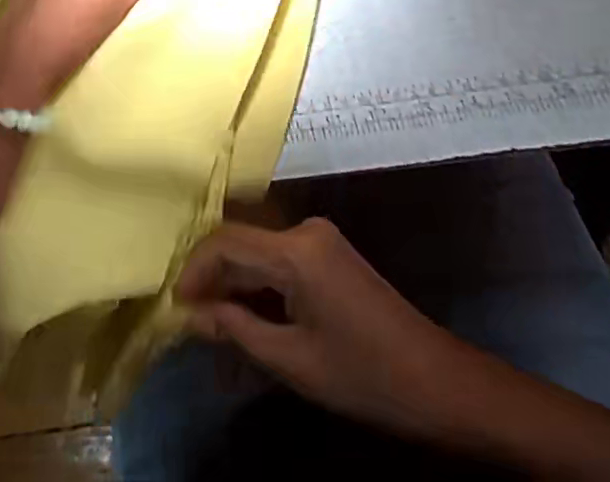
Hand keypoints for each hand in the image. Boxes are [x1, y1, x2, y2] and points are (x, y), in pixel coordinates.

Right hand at [178, 219, 482, 437]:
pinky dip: (259, 286)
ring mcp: (321, 239)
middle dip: (212, 280)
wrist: (434, 378)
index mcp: (297, 251)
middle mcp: (306, 231)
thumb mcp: (291, 359)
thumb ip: (235, 329)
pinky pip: (281, 261)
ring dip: (234, 285)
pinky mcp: (329, 253)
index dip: (195, 270)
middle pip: (243, 244)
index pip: (227, 242)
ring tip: (211, 324)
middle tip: (188, 320)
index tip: (175, 305)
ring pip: (260, 253)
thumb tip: (190, 315)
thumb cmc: (361, 373)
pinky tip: (245, 316)